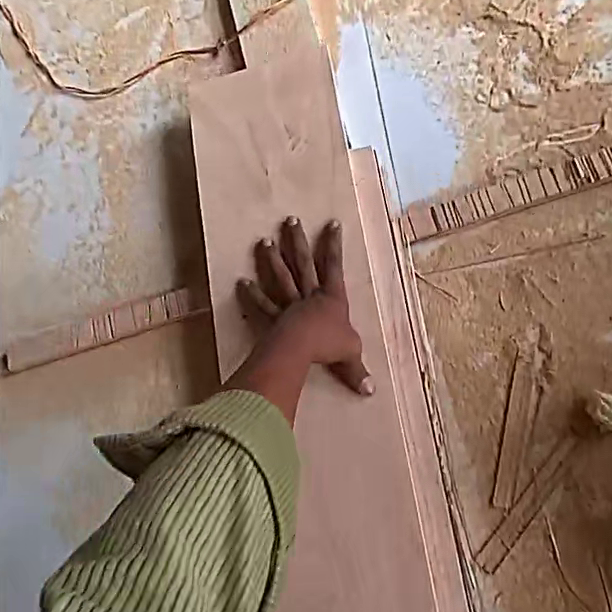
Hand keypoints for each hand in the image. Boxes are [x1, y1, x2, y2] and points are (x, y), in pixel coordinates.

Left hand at [224, 218, 372, 423]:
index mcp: (332, 298)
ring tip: (262, 241)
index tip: (331, 223)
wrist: (301, 348)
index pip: (334, 265)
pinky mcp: (274, 319)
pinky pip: (263, 305)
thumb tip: (370, 391)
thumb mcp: (350, 356)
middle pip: (303, 263)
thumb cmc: (329, 346)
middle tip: (289, 220)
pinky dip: (252, 294)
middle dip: (297, 241)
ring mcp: (290, 305)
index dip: (333, 244)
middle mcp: (310, 296)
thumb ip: (356, 370)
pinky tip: (241, 282)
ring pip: (281, 277)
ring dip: (272, 259)